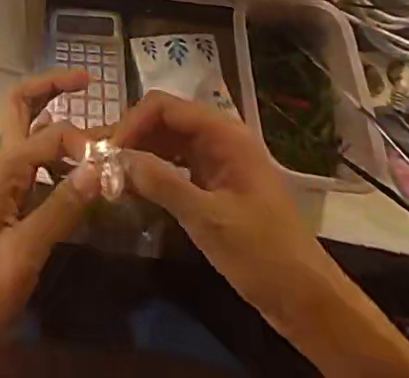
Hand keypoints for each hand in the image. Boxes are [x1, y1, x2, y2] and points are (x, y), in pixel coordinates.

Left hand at [0, 69, 98, 377]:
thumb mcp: (23, 252)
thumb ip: (61, 208)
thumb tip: (99, 164)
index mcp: (4, 168)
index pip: (52, 134)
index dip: (85, 141)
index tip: (116, 164)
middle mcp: (4, 166)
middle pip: (23, 108)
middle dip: (52, 87)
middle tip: (88, 80)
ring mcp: (8, 185)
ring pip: (33, 135)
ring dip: (59, 120)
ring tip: (100, 127)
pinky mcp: (15, 207)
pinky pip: (40, 167)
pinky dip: (62, 156)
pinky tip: (85, 170)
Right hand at [114, 92, 408, 377]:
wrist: (308, 301)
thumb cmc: (264, 255)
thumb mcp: (209, 219)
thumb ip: (163, 183)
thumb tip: (118, 158)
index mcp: (224, 134)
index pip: (164, 106)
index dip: (132, 122)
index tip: (107, 151)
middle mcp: (219, 138)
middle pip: (163, 120)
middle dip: (132, 136)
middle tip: (100, 162)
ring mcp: (217, 161)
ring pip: (166, 142)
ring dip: (139, 153)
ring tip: (110, 174)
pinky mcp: (214, 184)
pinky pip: (175, 164)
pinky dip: (152, 172)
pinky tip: (133, 188)